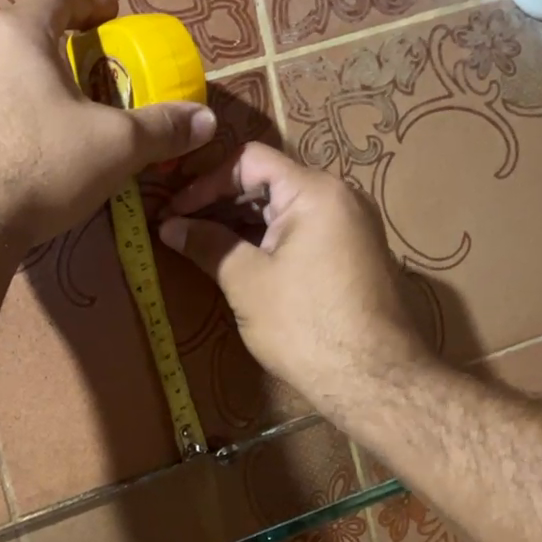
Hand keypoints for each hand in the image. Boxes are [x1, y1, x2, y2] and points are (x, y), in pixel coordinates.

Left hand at [0, 0, 216, 247]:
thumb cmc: (40, 166)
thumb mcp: (114, 147)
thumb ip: (161, 128)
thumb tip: (205, 121)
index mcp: (18, 33)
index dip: (90, 2)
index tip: (110, 18)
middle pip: (25, 31)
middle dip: (61, 44)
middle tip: (90, 69)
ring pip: (0, 68)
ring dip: (32, 78)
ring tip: (59, 109)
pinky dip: (8, 109)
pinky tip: (23, 143)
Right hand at [158, 143, 433, 418]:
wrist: (373, 379)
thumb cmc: (304, 325)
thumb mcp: (246, 281)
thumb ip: (206, 244)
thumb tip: (169, 226)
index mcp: (314, 192)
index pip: (249, 161)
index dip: (204, 182)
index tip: (172, 211)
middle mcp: (338, 198)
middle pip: (267, 181)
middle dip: (219, 202)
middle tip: (177, 228)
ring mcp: (349, 227)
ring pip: (282, 209)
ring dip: (239, 223)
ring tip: (198, 245)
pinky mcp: (350, 255)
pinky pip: (299, 231)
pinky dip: (264, 240)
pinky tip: (235, 262)